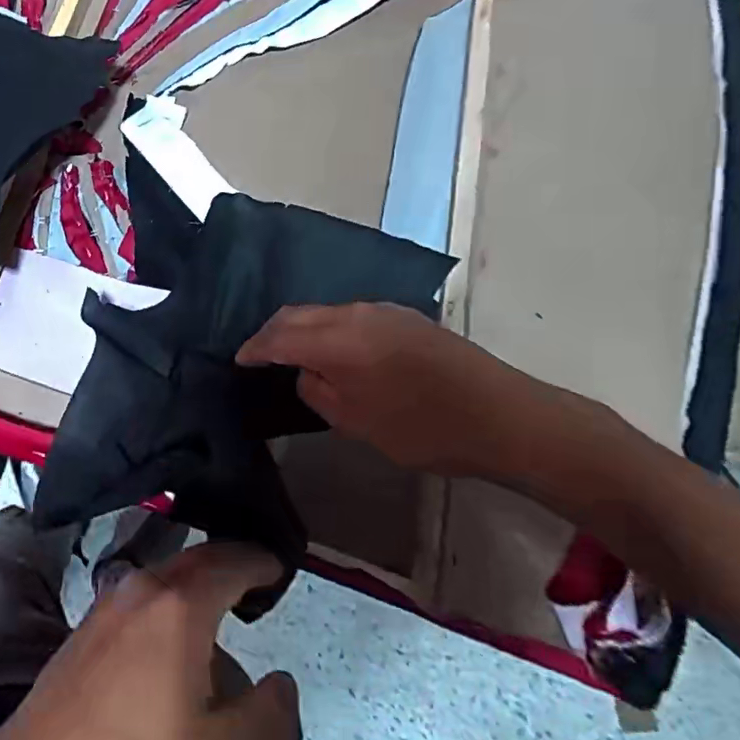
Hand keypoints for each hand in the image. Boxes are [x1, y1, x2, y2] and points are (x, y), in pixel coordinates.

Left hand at [0, 543, 301, 739]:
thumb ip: (271, 717)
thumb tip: (281, 685)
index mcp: (179, 604)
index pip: (232, 562)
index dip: (261, 561)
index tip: (279, 565)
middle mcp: (140, 591)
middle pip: (196, 560)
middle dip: (230, 564)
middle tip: (256, 579)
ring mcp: (105, 609)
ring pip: (164, 580)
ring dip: (196, 588)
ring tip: (219, 618)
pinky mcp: (81, 636)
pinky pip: (139, 603)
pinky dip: (167, 609)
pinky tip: (170, 651)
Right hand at [236, 303, 611, 477]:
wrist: (500, 415)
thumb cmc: (426, 429)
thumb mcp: (360, 423)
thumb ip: (321, 392)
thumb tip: (307, 372)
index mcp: (342, 340)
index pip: (281, 334)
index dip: (255, 347)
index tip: (238, 360)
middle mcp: (358, 313)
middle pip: (300, 313)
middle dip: (274, 332)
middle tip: (257, 356)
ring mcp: (385, 311)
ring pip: (327, 312)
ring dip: (303, 328)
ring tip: (290, 354)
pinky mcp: (405, 317)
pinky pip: (351, 316)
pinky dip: (329, 329)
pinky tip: (332, 351)